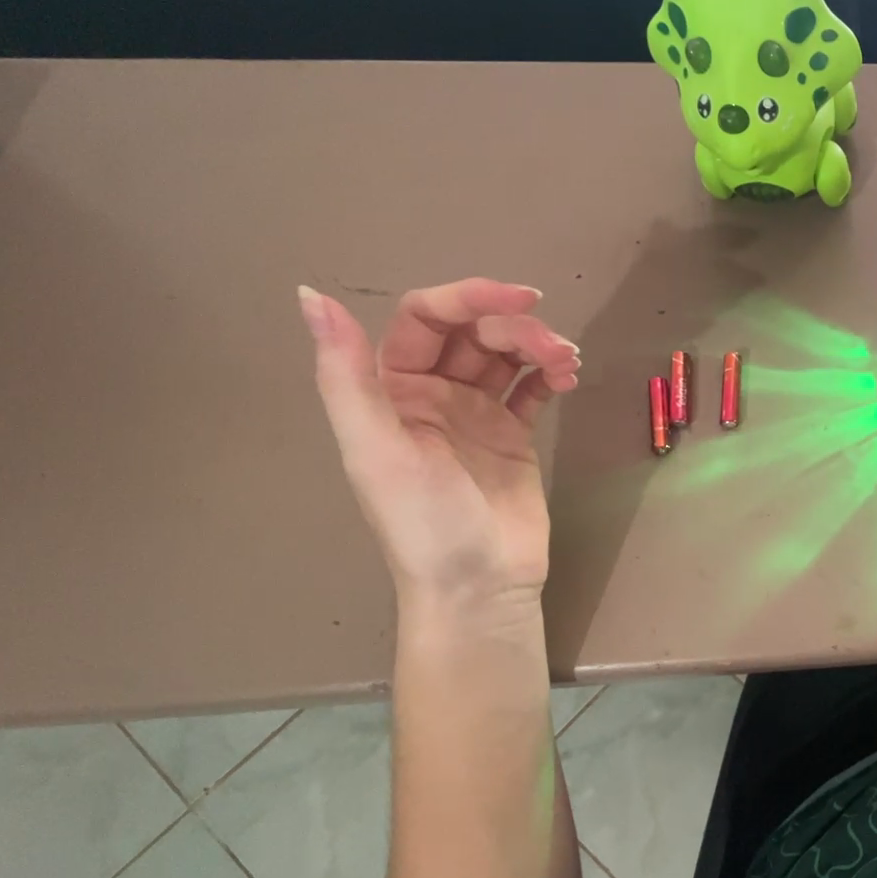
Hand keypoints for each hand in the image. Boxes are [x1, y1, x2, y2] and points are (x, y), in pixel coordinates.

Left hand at [298, 279, 580, 606]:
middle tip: (555, 346)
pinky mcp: (514, 434)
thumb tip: (307, 293)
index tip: (521, 299)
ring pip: (507, 356)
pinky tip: (569, 379)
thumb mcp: (375, 450)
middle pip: (474, 333)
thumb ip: (344, 376)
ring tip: (569, 363)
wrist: (479, 585)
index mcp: (390, 390)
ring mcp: (476, 414)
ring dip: (540, 347)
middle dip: (516, 328)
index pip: (426, 319)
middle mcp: (431, 393)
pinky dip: (551, 376)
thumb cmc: (423, 522)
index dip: (469, 298)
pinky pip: (532, 388)